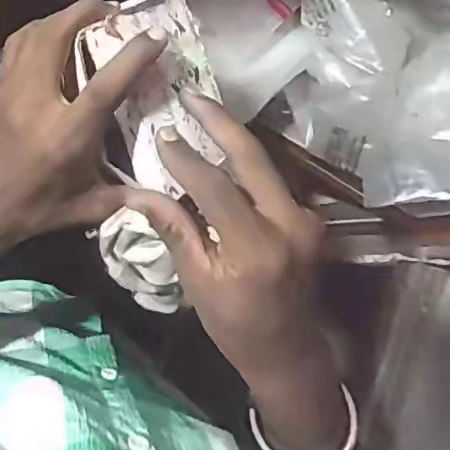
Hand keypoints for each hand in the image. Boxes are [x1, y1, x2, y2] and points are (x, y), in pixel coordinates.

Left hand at [0, 0, 178, 258]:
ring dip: (63, 16)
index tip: (156, 35)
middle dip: (89, 12)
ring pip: (34, 31)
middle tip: (115, 12)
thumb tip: (168, 196)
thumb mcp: (88, 207)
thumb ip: (131, 196)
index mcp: (65, 133)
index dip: (134, 54)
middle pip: (58, 34)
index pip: (105, 82)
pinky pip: (17, 43)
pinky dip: (39, 30)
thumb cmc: (34, 210)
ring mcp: (9, 89)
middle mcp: (35, 100)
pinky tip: (53, 38)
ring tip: (87, 19)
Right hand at [140, 93, 329, 384]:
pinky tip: (223, 149)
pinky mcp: (310, 218)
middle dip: (219, 121)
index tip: (161, 133)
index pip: (214, 187)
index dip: (183, 158)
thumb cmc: (236, 327)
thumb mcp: (197, 282)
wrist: (291, 354)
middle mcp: (288, 224)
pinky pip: (272, 181)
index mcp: (255, 247)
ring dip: (233, 136)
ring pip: (265, 164)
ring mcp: (306, 219)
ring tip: (202, 112)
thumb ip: (174, 229)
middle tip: (190, 95)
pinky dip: (245, 163)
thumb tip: (138, 192)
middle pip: (252, 157)